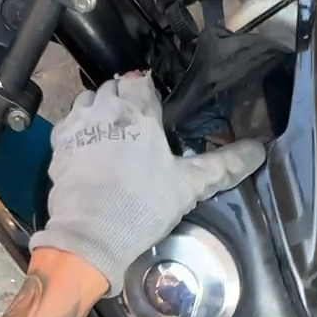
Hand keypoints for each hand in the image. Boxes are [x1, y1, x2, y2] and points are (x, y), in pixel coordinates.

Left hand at [31, 72, 266, 286]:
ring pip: (87, 102)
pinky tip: (90, 154)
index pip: (141, 82)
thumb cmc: (142, 205)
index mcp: (137, 110)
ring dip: (99, 111)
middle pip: (113, 89)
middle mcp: (104, 108)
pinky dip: (79, 132)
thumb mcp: (189, 185)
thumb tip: (258, 151)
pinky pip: (68, 126)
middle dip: (124, 101)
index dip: (149, 96)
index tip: (156, 114)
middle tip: (137, 129)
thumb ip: (224, 165)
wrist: (92, 234)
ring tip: (113, 138)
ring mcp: (77, 125)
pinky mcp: (58, 147)